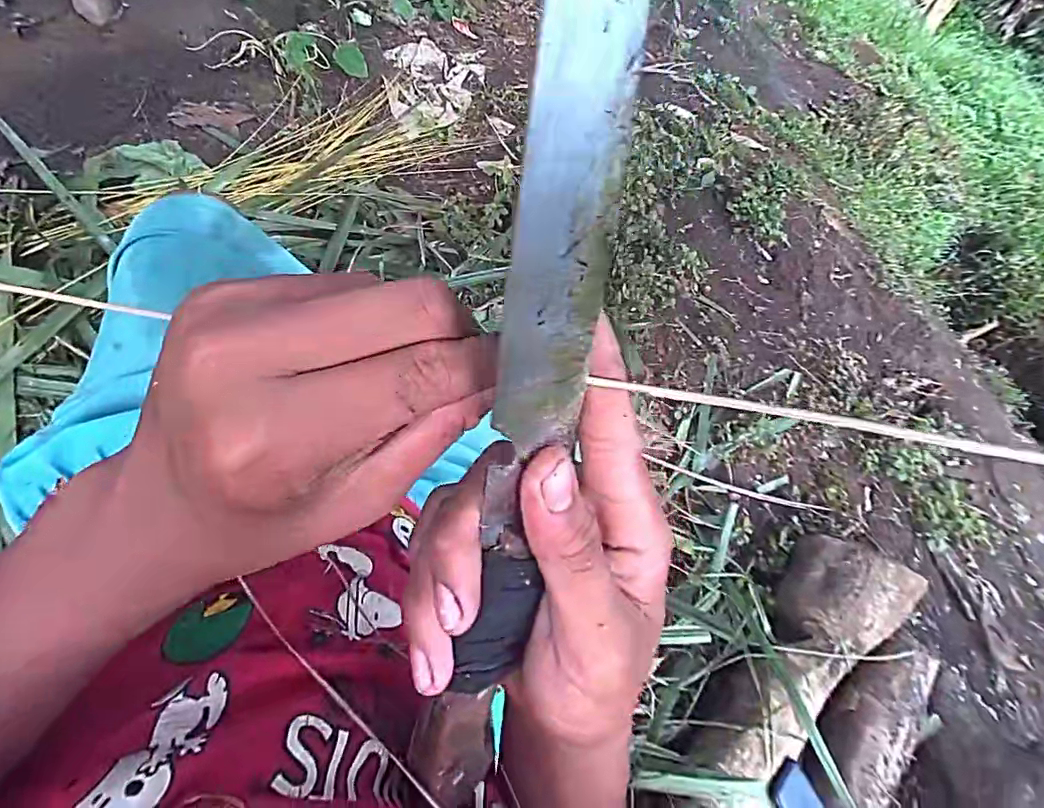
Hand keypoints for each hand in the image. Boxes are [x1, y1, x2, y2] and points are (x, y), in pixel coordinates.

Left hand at [97, 273, 496, 620]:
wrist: (154, 501)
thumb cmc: (260, 524)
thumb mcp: (358, 504)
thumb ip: (431, 434)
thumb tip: (490, 371)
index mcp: (272, 437)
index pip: (416, 372)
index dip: (481, 362)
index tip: (511, 366)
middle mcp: (241, 356)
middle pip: (405, 303)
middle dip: (452, 330)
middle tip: (459, 362)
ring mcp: (225, 309)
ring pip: (375, 286)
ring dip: (401, 324)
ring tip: (382, 368)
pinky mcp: (222, 287)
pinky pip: (335, 282)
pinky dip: (358, 315)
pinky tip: (336, 353)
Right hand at [401, 319, 668, 750]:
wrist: (556, 729)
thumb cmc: (597, 680)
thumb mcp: (599, 631)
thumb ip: (574, 550)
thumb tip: (548, 463)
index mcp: (619, 510)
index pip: (611, 421)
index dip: (598, 364)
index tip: (583, 314)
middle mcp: (562, 496)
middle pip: (504, 461)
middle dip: (470, 529)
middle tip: (462, 604)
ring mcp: (515, 514)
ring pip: (459, 500)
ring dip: (443, 572)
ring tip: (447, 640)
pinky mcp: (477, 540)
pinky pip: (435, 540)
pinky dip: (425, 594)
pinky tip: (433, 651)